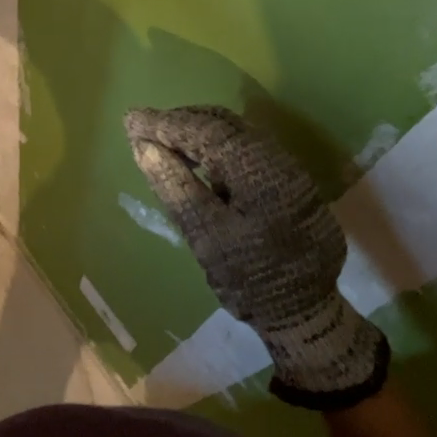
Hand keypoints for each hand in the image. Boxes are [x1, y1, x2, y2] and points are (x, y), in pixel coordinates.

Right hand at [124, 105, 390, 410]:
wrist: (305, 315)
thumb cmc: (250, 280)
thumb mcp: (206, 238)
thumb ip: (176, 188)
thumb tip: (144, 146)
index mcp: (261, 173)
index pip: (206, 132)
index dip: (166, 123)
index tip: (131, 120)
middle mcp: (279, 160)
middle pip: (222, 124)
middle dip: (180, 122)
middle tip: (141, 127)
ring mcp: (288, 168)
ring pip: (235, 133)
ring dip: (196, 131)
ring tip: (161, 140)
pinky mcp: (287, 180)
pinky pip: (245, 148)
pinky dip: (214, 145)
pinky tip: (194, 158)